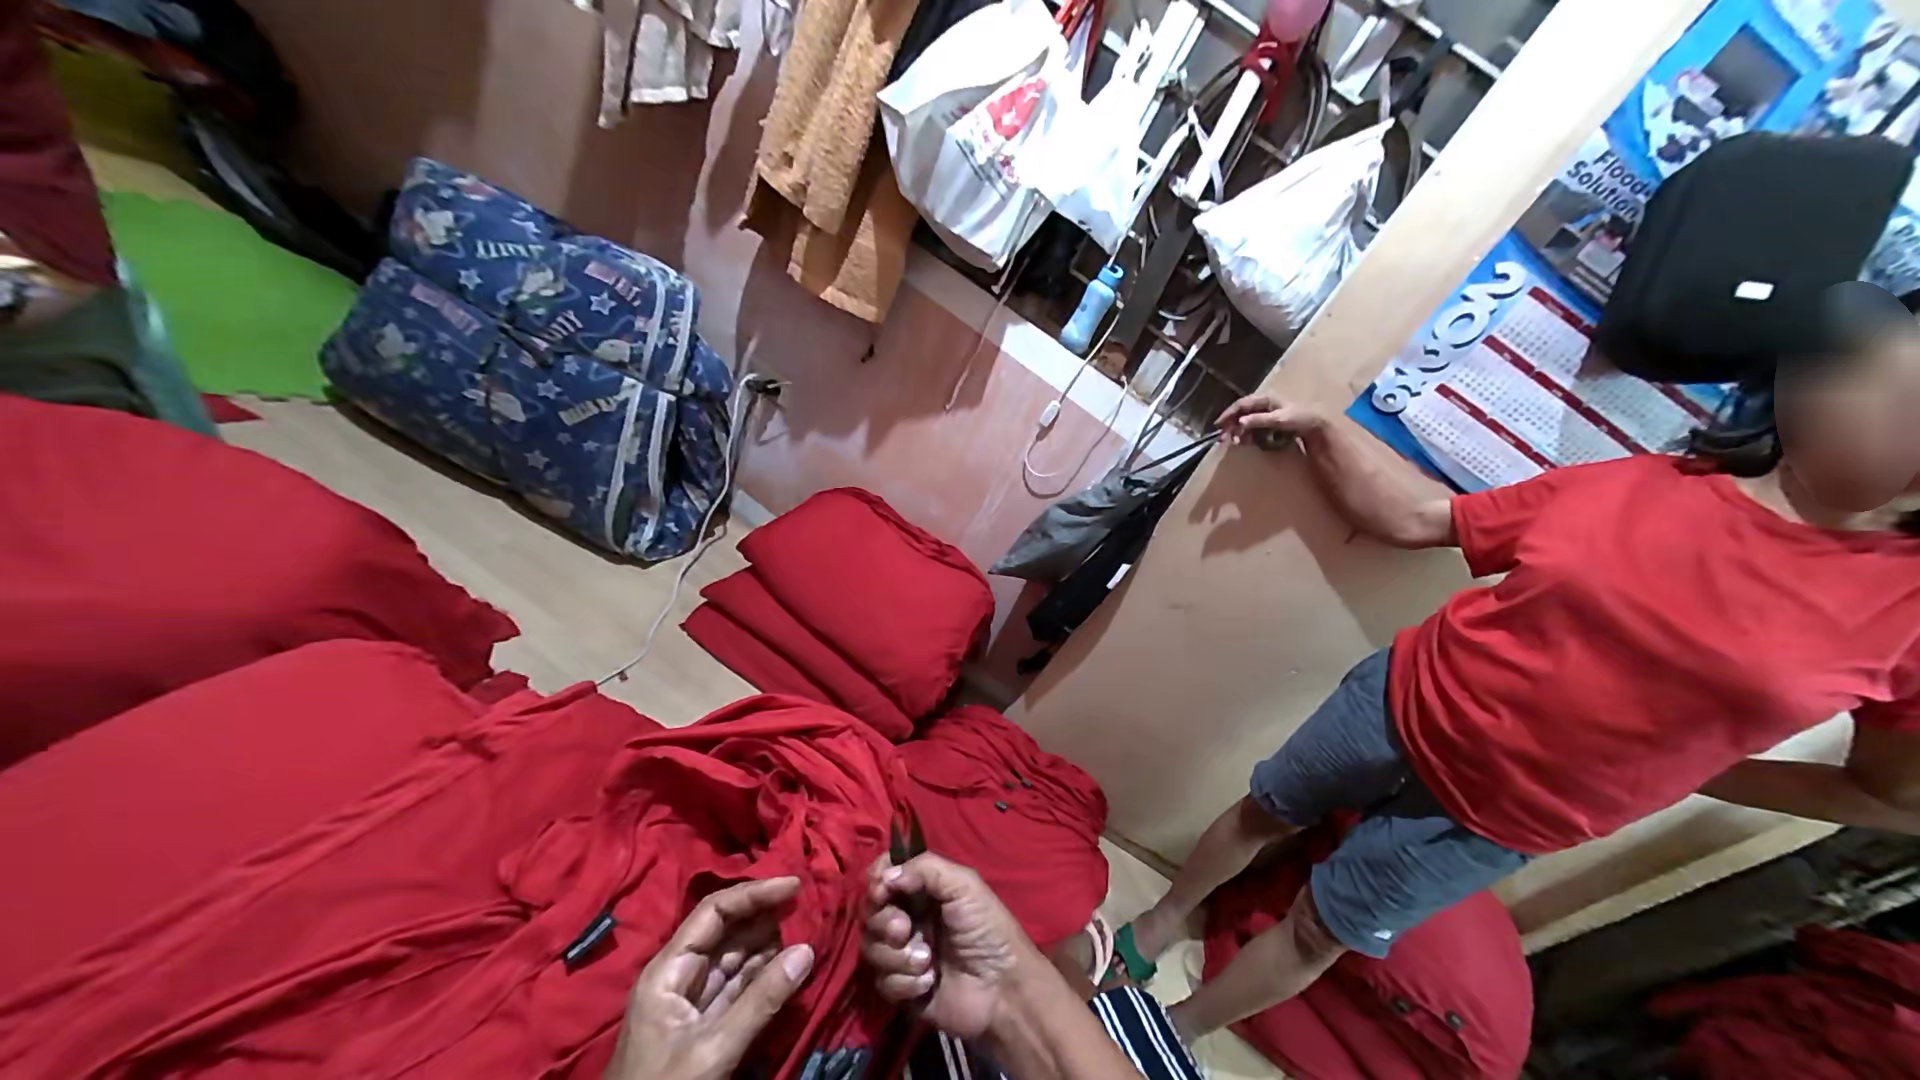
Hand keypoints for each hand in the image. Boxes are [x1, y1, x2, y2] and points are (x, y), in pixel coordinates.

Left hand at [604, 877, 814, 1079]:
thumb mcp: (712, 1050)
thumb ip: (761, 1000)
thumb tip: (807, 950)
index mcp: (669, 970)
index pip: (714, 911)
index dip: (754, 893)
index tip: (794, 885)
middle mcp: (680, 977)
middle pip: (727, 931)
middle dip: (766, 916)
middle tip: (808, 906)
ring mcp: (693, 1003)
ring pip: (737, 959)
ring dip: (771, 945)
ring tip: (807, 930)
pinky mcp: (706, 1028)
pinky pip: (740, 988)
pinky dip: (766, 975)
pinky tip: (790, 967)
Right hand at [863, 853, 1038, 1038]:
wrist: (1001, 990)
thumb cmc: (986, 929)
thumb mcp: (964, 885)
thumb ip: (926, 868)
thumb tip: (886, 876)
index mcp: (923, 890)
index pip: (885, 876)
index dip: (877, 881)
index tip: (881, 890)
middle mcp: (909, 918)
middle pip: (870, 912)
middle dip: (884, 921)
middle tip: (906, 930)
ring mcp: (903, 954)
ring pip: (871, 947)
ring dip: (897, 955)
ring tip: (927, 960)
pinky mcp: (903, 989)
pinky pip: (883, 982)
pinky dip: (905, 982)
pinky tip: (929, 982)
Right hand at [1216, 392, 1325, 444]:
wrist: (1315, 425)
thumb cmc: (1298, 419)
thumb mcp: (1278, 420)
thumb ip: (1259, 420)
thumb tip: (1240, 422)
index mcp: (1265, 398)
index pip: (1241, 404)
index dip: (1228, 414)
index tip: (1218, 425)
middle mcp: (1263, 403)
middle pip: (1241, 413)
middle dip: (1231, 425)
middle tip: (1223, 438)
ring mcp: (1265, 412)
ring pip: (1245, 420)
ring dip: (1238, 431)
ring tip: (1234, 442)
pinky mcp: (1268, 421)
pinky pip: (1252, 426)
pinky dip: (1246, 434)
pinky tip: (1243, 441)